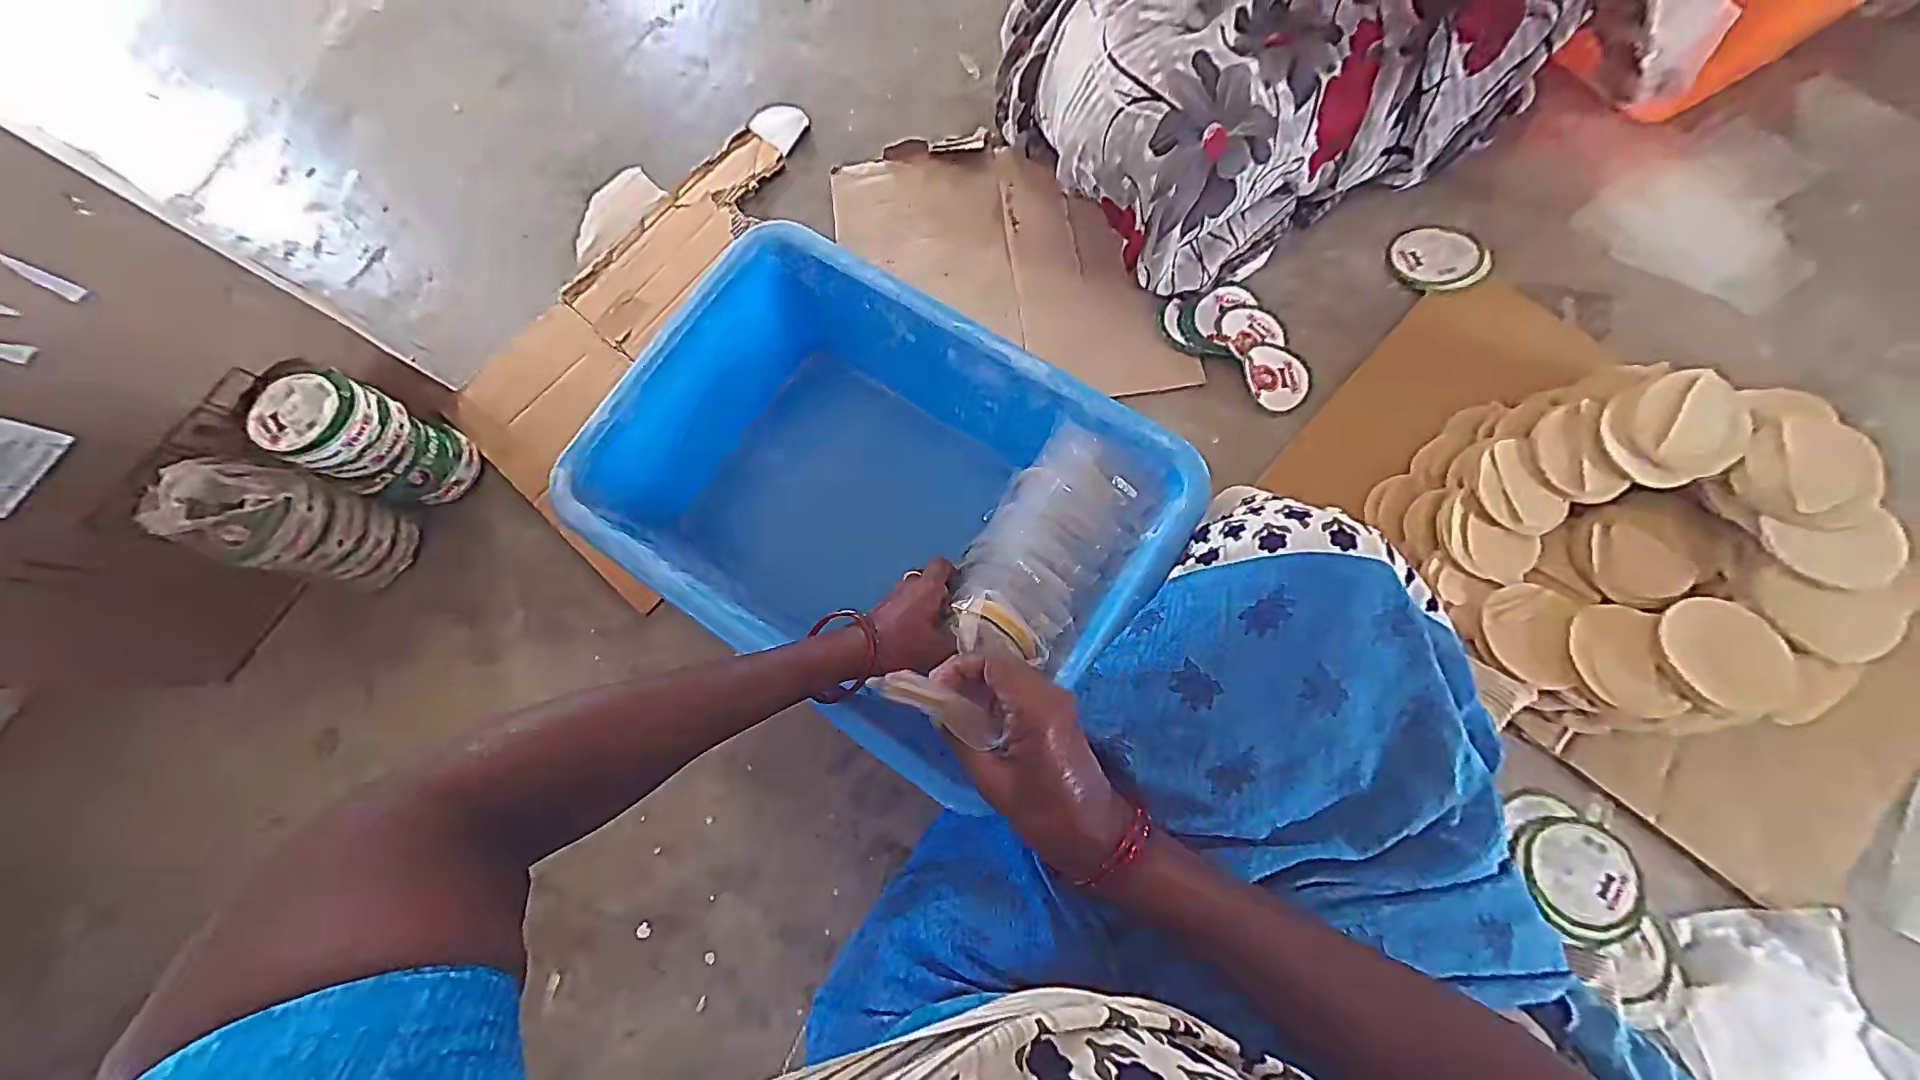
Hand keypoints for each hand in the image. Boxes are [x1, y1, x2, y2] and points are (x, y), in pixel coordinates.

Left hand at [869, 557, 957, 673]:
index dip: (954, 573)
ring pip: (915, 590)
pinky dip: (911, 610)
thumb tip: (968, 635)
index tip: (961, 591)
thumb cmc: (906, 644)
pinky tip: (915, 630)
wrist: (863, 650)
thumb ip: (958, 638)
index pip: (943, 564)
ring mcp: (894, 593)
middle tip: (949, 611)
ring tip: (932, 623)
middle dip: (940, 591)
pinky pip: (903, 601)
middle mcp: (910, 582)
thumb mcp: (941, 647)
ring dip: (924, 601)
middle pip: (929, 577)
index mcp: (928, 586)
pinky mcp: (882, 605)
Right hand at [932, 654, 1133, 881]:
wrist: (1095, 835)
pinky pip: (1023, 690)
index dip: (959, 667)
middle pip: (1002, 664)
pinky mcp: (1060, 712)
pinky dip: (998, 695)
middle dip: (967, 675)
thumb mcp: (992, 780)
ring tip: (953, 707)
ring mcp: (1059, 700)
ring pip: (1012, 675)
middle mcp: (1051, 693)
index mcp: (1036, 706)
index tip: (935, 687)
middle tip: (940, 697)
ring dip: (982, 685)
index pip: (993, 662)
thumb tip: (938, 714)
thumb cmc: (1044, 813)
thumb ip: (961, 740)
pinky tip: (979, 717)